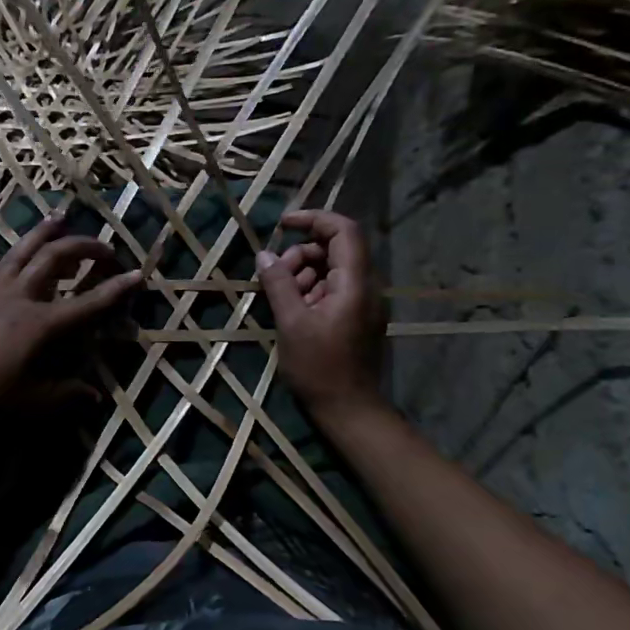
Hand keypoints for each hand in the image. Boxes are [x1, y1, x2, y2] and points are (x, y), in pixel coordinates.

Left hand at [0, 211, 141, 431]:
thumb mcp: (32, 403)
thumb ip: (66, 395)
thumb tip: (94, 396)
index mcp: (41, 324)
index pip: (88, 303)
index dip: (116, 289)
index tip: (139, 274)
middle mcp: (21, 299)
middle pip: (55, 260)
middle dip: (84, 248)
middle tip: (105, 248)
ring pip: (22, 252)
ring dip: (42, 232)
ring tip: (59, 215)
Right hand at [255, 209, 386, 413]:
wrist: (349, 410)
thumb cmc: (319, 368)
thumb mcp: (291, 323)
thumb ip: (279, 284)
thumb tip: (264, 255)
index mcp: (355, 284)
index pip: (343, 230)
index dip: (313, 219)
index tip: (283, 225)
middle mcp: (364, 287)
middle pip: (335, 248)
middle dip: (301, 253)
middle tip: (275, 274)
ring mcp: (361, 303)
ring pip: (331, 269)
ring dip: (302, 273)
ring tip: (282, 296)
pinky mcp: (354, 317)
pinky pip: (332, 289)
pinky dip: (310, 290)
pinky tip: (292, 309)